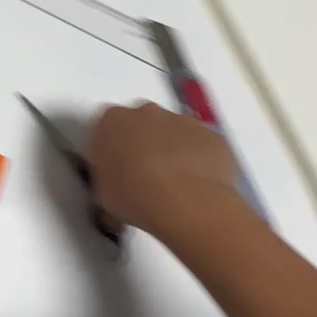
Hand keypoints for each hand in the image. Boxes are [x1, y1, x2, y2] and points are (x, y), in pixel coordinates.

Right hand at [87, 102, 241, 238]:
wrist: (187, 204)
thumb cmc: (133, 195)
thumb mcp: (102, 189)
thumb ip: (106, 174)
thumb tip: (115, 181)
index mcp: (110, 120)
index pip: (106, 125)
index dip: (111, 145)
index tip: (115, 164)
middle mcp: (145, 112)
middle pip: (142, 121)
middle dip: (142, 140)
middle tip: (143, 170)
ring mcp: (184, 121)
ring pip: (174, 130)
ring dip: (172, 147)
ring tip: (174, 180)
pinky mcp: (214, 136)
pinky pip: (202, 144)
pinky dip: (199, 157)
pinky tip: (197, 182)